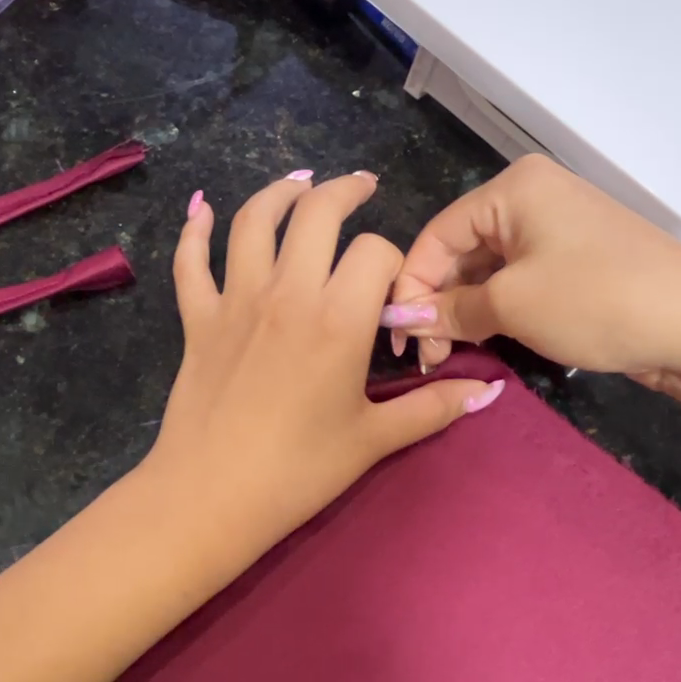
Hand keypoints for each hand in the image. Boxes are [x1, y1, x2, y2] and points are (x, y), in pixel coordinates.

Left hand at [145, 170, 503, 559]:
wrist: (211, 497)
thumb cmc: (299, 471)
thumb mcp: (373, 440)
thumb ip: (433, 408)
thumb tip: (489, 391)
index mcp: (338, 318)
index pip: (376, 253)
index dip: (393, 264)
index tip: (393, 297)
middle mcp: (287, 293)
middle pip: (316, 213)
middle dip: (344, 191)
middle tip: (361, 186)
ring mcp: (236, 301)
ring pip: (254, 222)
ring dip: (278, 193)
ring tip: (299, 184)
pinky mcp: (197, 319)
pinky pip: (191, 262)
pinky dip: (194, 231)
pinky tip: (203, 209)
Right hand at [383, 155, 680, 383]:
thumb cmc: (595, 301)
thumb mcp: (512, 306)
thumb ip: (450, 310)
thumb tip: (404, 318)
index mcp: (513, 188)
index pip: (437, 233)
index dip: (411, 285)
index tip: (398, 335)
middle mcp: (533, 196)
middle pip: (461, 249)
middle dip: (438, 300)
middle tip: (426, 353)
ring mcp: (559, 227)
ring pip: (489, 267)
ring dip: (465, 308)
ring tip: (450, 351)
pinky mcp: (577, 259)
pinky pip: (520, 277)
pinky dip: (497, 307)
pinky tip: (483, 337)